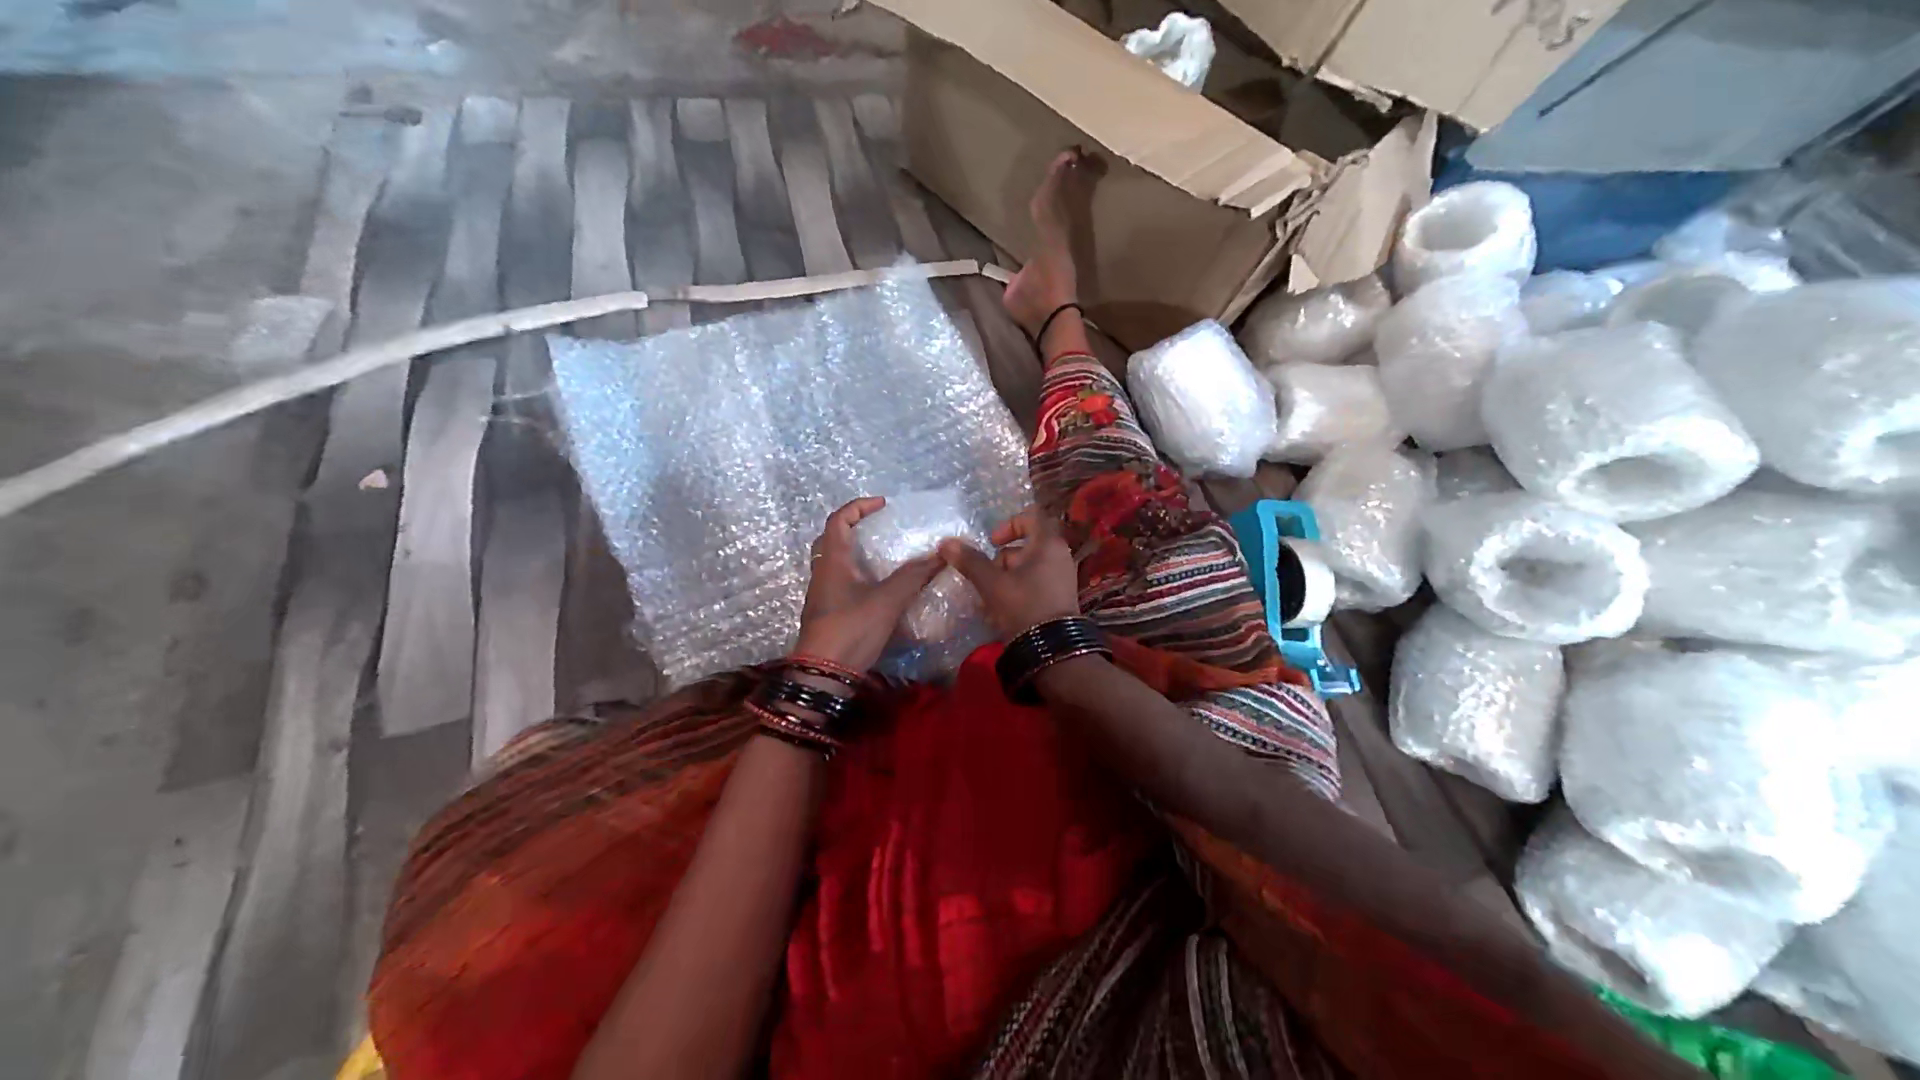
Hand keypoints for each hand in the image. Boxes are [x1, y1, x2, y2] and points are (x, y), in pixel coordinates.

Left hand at [793, 497, 944, 670]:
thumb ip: (913, 576)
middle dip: (854, 527)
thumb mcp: (888, 600)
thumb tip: (940, 555)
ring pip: (835, 561)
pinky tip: (876, 586)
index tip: (883, 505)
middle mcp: (823, 573)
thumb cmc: (851, 629)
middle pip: (832, 538)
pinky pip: (839, 581)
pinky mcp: (826, 612)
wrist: (823, 673)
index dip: (859, 507)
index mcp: (833, 561)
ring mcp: (822, 594)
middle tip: (879, 527)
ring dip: (855, 552)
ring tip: (882, 556)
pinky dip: (856, 573)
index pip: (839, 520)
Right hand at [938, 507, 1080, 639]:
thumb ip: (970, 561)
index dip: (1009, 524)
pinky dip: (1018, 588)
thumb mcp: (992, 583)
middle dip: (1002, 558)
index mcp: (1048, 544)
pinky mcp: (1059, 595)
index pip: (1031, 516)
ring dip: (1006, 575)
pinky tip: (1002, 608)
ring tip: (991, 596)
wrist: (1052, 649)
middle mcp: (1060, 555)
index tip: (992, 542)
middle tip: (988, 575)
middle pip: (1026, 544)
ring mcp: (1062, 576)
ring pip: (1028, 565)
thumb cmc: (1024, 606)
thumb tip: (946, 543)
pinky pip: (1035, 581)